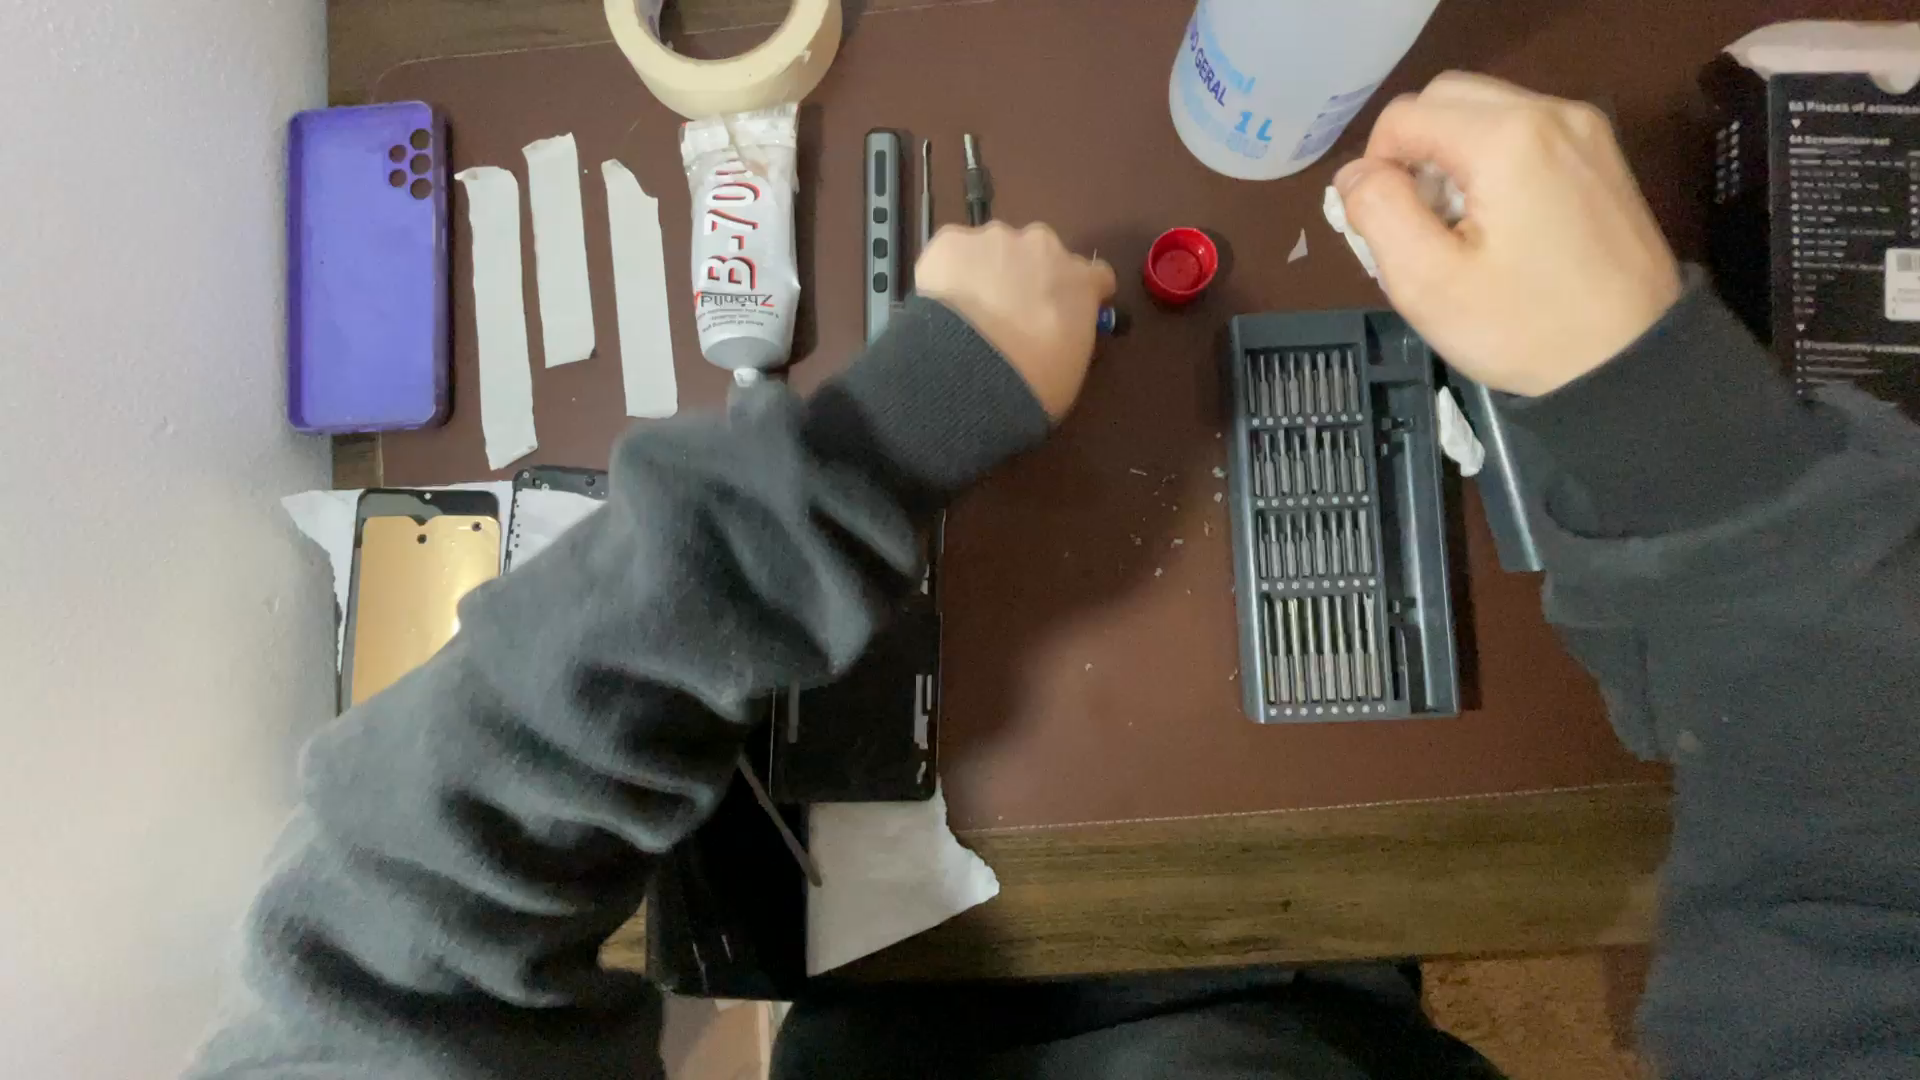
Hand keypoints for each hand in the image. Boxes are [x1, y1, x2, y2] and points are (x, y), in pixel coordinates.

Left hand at [915, 222, 1116, 420]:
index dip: (1077, 294)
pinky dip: (946, 274)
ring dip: (986, 273)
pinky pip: (951, 253)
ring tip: (966, 314)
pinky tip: (941, 307)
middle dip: (1027, 278)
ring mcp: (995, 239)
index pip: (1093, 276)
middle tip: (1007, 316)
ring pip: (993, 249)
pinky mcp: (951, 242)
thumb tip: (1057, 332)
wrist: (974, 370)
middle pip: (1040, 254)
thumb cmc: (1034, 382)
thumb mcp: (1071, 367)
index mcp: (1080, 281)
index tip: (1065, 313)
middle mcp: (1043, 246)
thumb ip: (1071, 336)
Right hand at [1333, 73, 1682, 396]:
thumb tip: (1352, 174)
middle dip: (1409, 154)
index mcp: (1506, 139)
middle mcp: (1550, 113)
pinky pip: (1516, 134)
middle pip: (1444, 99)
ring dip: (1443, 160)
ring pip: (1479, 113)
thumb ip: (1377, 212)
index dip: (1374, 168)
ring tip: (1450, 228)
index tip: (1385, 226)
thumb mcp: (1423, 280)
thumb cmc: (1516, 325)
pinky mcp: (1594, 153)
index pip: (1403, 116)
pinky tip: (1487, 223)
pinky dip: (1481, 165)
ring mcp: (1581, 129)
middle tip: (1413, 223)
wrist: (1624, 356)